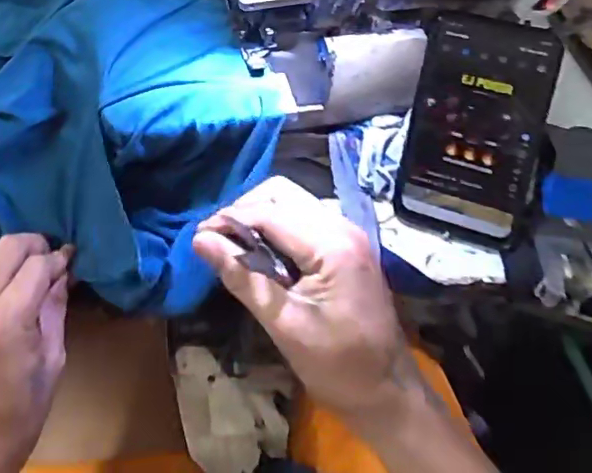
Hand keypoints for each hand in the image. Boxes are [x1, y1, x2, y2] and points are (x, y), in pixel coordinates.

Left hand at [0, 234, 72, 472]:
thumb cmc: (23, 411)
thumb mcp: (53, 360)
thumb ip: (56, 307)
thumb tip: (63, 270)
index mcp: (8, 320)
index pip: (37, 265)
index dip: (58, 258)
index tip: (69, 258)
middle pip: (8, 245)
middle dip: (34, 245)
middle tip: (47, 259)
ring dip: (6, 254)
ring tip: (20, 270)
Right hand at [195, 178, 452, 453]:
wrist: (392, 398)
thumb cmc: (341, 369)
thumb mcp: (285, 326)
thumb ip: (243, 278)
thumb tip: (200, 241)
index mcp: (332, 244)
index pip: (269, 212)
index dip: (229, 219)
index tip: (199, 237)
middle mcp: (342, 225)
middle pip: (280, 193)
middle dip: (243, 210)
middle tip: (218, 240)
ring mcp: (346, 231)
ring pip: (289, 200)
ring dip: (258, 215)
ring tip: (234, 245)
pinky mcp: (344, 242)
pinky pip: (301, 215)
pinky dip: (275, 224)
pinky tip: (261, 250)